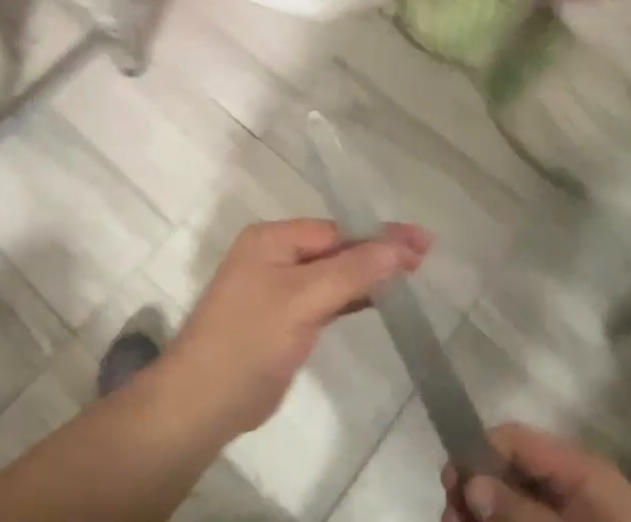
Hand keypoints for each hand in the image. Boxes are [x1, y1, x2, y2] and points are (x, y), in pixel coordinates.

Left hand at [157, 218, 431, 435]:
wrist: (205, 399)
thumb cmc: (250, 339)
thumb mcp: (303, 299)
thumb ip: (351, 271)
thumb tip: (398, 245)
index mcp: (271, 239)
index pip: (335, 230)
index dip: (379, 236)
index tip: (422, 242)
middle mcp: (274, 257)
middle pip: (335, 249)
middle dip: (378, 251)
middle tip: (426, 255)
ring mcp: (278, 289)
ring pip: (333, 274)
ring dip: (369, 274)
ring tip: (414, 273)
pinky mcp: (285, 321)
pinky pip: (326, 299)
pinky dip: (353, 297)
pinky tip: (381, 299)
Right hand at [440, 424, 630, 521]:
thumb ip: (518, 511)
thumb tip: (470, 481)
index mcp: (578, 470)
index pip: (512, 438)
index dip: (477, 454)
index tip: (449, 487)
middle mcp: (572, 485)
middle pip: (507, 472)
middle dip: (475, 494)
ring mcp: (572, 515)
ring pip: (512, 504)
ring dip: (484, 517)